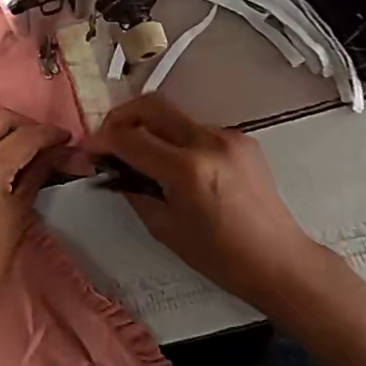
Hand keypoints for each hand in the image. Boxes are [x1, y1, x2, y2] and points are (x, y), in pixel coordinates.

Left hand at [0, 108, 69, 322]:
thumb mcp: (20, 213)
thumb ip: (38, 174)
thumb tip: (60, 151)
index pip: (23, 138)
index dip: (49, 134)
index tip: (67, 138)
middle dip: (25, 123)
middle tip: (45, 140)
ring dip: (3, 126)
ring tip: (24, 144)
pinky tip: (0, 152)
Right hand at [90, 94, 333, 312]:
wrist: (276, 259)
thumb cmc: (218, 256)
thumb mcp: (165, 228)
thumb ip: (135, 191)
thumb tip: (114, 172)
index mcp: (187, 169)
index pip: (131, 137)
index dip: (102, 140)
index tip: (89, 148)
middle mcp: (209, 142)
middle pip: (152, 106)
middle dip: (122, 117)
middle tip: (109, 139)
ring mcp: (230, 136)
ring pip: (175, 116)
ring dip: (150, 128)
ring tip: (141, 156)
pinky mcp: (243, 140)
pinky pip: (198, 129)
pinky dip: (177, 139)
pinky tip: (175, 166)